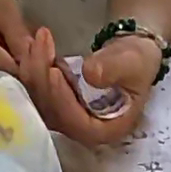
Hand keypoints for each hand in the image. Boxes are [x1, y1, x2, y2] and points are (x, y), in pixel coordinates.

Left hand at [13, 27, 156, 146]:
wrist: (130, 57)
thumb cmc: (137, 63)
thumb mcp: (134, 63)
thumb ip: (114, 68)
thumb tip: (90, 73)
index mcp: (104, 131)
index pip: (76, 122)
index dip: (62, 99)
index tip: (54, 71)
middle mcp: (81, 131)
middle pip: (53, 113)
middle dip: (42, 78)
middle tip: (39, 45)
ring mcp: (65, 120)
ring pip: (41, 102)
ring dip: (34, 70)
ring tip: (37, 40)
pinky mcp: (55, 107)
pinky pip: (37, 92)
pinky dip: (33, 69)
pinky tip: (34, 46)